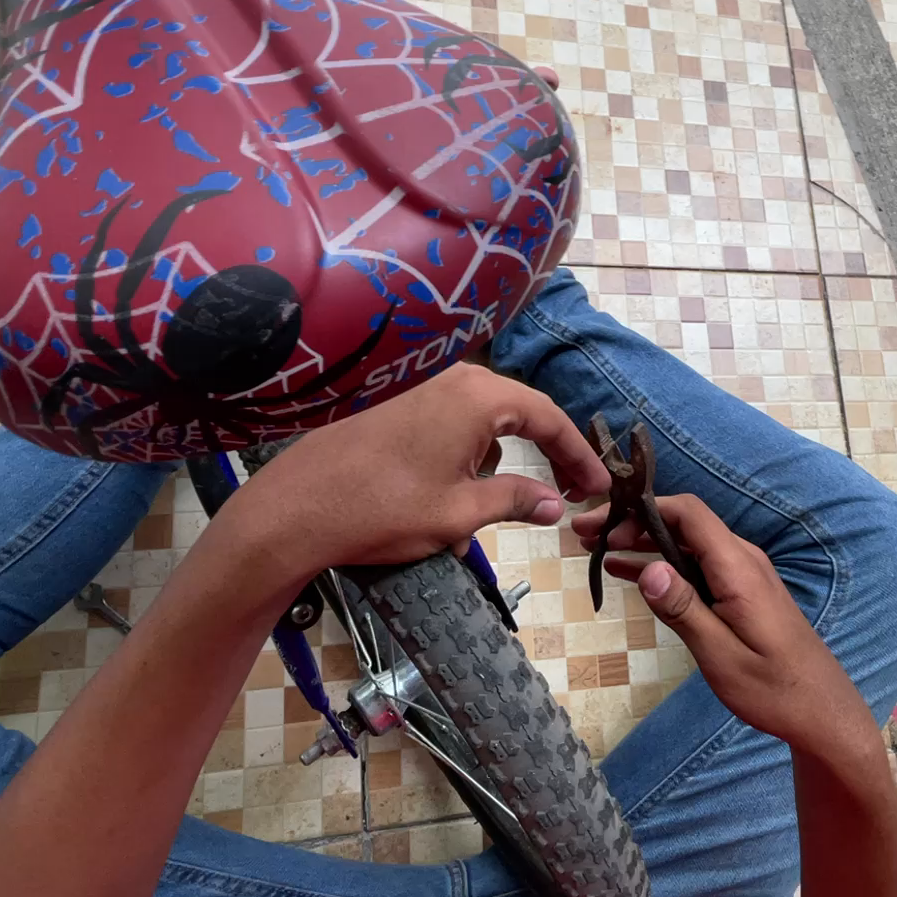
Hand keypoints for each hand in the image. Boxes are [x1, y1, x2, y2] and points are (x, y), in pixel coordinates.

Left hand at [221, 363, 610, 573]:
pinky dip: (465, 462)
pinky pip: (453, 430)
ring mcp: (425, 392)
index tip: (601, 484)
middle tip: (571, 494)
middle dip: (547, 456)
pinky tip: (449, 501)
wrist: (296, 508)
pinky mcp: (402, 408)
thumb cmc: (384, 508)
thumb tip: (556, 505)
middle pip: (521, 415)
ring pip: (485, 426)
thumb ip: (515, 501)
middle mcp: (456, 383)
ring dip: (498, 466)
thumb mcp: (460, 512)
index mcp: (478, 397)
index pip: (548, 418)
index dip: (579, 454)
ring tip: (492, 514)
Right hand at [574, 494, 876, 758]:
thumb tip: (646, 569)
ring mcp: (741, 573)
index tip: (601, 522)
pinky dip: (661, 564)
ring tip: (596, 549)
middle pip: (681, 523)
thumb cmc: (773, 689)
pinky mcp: (739, 590)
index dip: (640, 509)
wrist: (821, 712)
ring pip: (685, 543)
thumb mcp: (721, 656)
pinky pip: (695, 565)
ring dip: (642, 543)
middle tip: (584, 536)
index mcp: (738, 567)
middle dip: (631, 523)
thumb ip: (684, 609)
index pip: (687, 513)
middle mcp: (741, 559)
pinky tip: (627, 570)